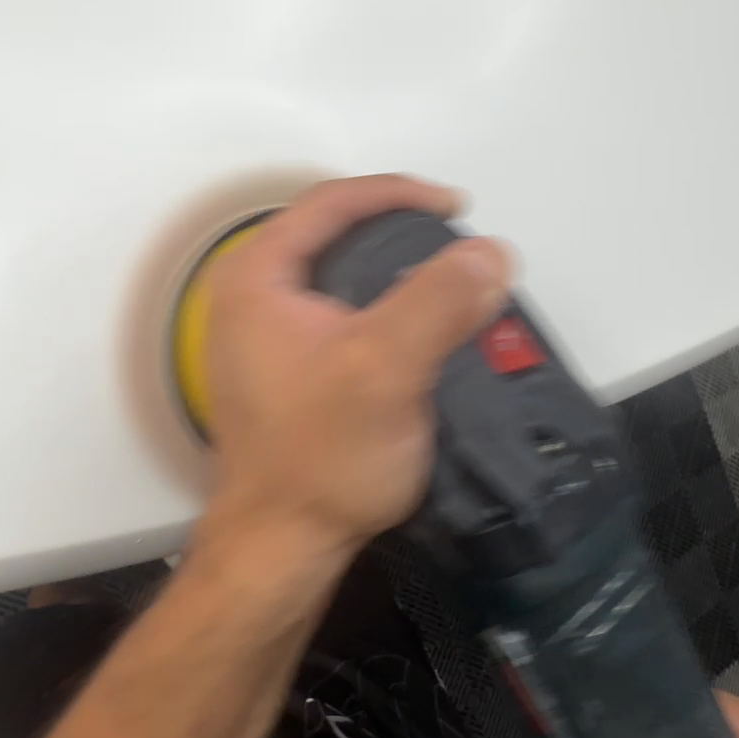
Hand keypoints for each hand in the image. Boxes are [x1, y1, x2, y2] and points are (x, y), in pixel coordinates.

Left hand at [195, 175, 510, 564]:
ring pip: (333, 273)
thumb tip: (490, 252)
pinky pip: (334, 310)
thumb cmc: (323, 455)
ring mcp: (260, 333)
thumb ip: (437, 303)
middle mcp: (247, 294)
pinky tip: (413, 324)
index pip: (327, 202)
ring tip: (441, 277)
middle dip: (393, 227)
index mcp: (255, 277)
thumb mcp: (385, 370)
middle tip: (449, 241)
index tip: (455, 207)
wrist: (282, 544)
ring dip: (388, 267)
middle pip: (328, 232)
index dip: (396, 193)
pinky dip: (376, 304)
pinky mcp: (280, 366)